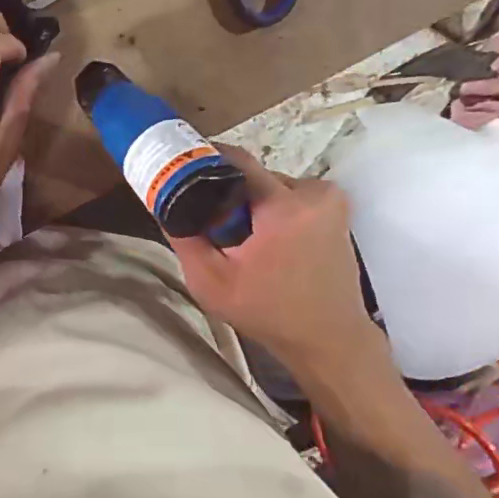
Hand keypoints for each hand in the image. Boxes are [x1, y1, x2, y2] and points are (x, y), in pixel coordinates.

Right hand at [166, 148, 378, 371]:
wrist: (327, 337)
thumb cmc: (267, 311)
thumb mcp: (209, 280)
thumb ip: (183, 236)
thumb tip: (163, 201)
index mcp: (285, 206)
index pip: (236, 160)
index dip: (202, 162)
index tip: (179, 172)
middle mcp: (314, 192)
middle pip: (252, 174)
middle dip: (225, 193)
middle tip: (205, 222)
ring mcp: (331, 199)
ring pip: (269, 184)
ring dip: (247, 203)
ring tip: (233, 237)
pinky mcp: (336, 209)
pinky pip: (288, 195)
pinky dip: (268, 210)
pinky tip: (260, 241)